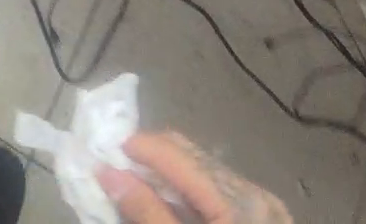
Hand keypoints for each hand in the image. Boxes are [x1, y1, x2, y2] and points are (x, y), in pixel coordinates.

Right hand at [97, 131, 291, 223]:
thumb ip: (146, 213)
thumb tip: (106, 172)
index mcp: (237, 200)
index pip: (174, 152)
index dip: (134, 148)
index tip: (100, 158)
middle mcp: (253, 192)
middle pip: (187, 152)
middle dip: (147, 159)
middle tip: (114, 177)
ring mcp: (264, 205)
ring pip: (198, 166)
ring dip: (164, 174)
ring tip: (138, 194)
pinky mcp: (264, 218)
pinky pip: (214, 186)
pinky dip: (185, 191)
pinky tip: (169, 209)